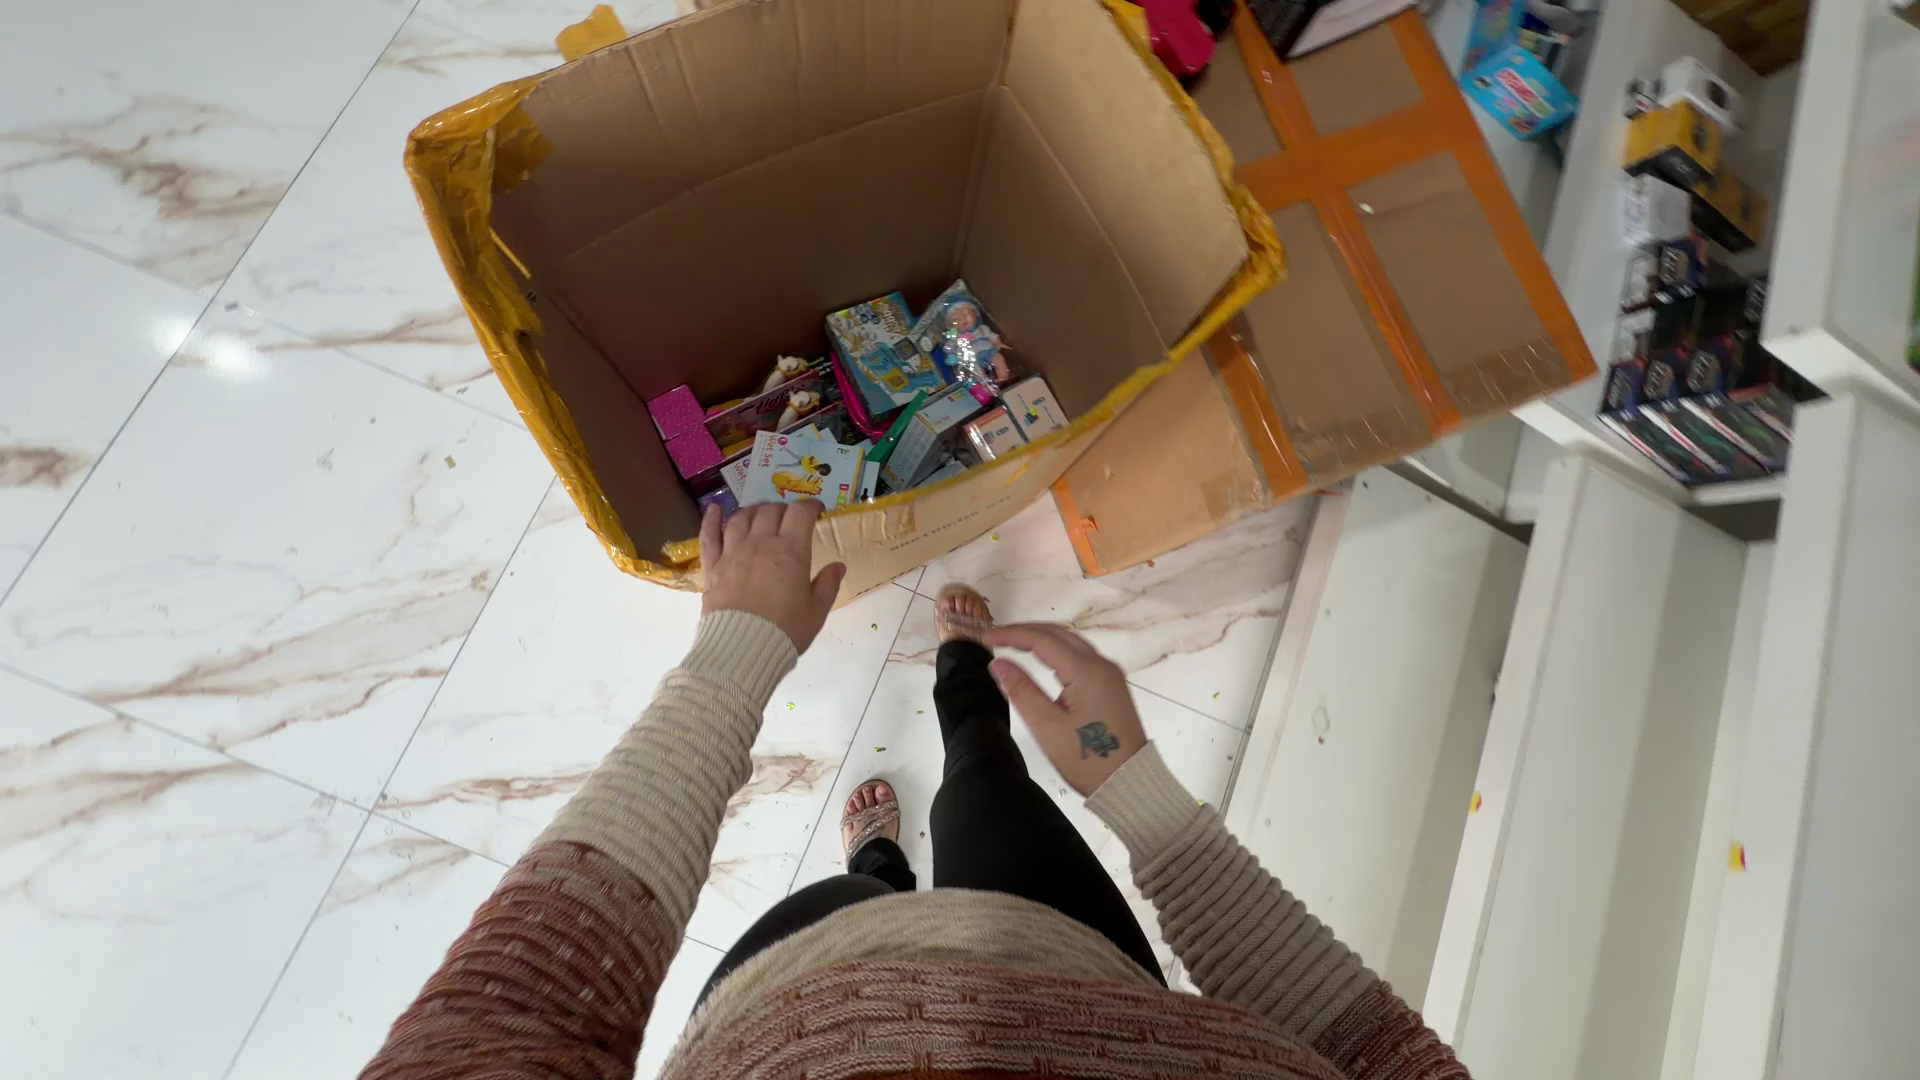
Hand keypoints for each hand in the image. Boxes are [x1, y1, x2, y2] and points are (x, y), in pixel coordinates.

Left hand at [699, 500, 845, 652]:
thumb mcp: (816, 611)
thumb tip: (838, 566)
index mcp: (790, 551)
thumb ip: (828, 585)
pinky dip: (711, 519)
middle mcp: (760, 544)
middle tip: (790, 519)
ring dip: (754, 511)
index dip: (810, 506)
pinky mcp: (713, 567)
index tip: (817, 511)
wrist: (742, 650)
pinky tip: (714, 509)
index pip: (800, 513)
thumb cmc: (785, 631)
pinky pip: (709, 536)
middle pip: (770, 511)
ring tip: (761, 514)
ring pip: (742, 518)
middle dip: (784, 509)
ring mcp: (733, 553)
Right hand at [985, 623, 1145, 795]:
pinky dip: (1057, 650)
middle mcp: (1101, 664)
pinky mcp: (1111, 684)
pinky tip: (1042, 658)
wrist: (1130, 783)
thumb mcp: (1047, 727)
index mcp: (1086, 671)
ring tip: (1014, 644)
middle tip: (997, 638)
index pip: (1042, 640)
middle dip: (1026, 631)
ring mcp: (1109, 673)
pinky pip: (1080, 655)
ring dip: (1042, 638)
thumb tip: (998, 664)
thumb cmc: (1087, 759)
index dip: (1012, 635)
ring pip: (1071, 642)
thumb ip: (1021, 690)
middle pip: (1058, 634)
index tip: (986, 637)